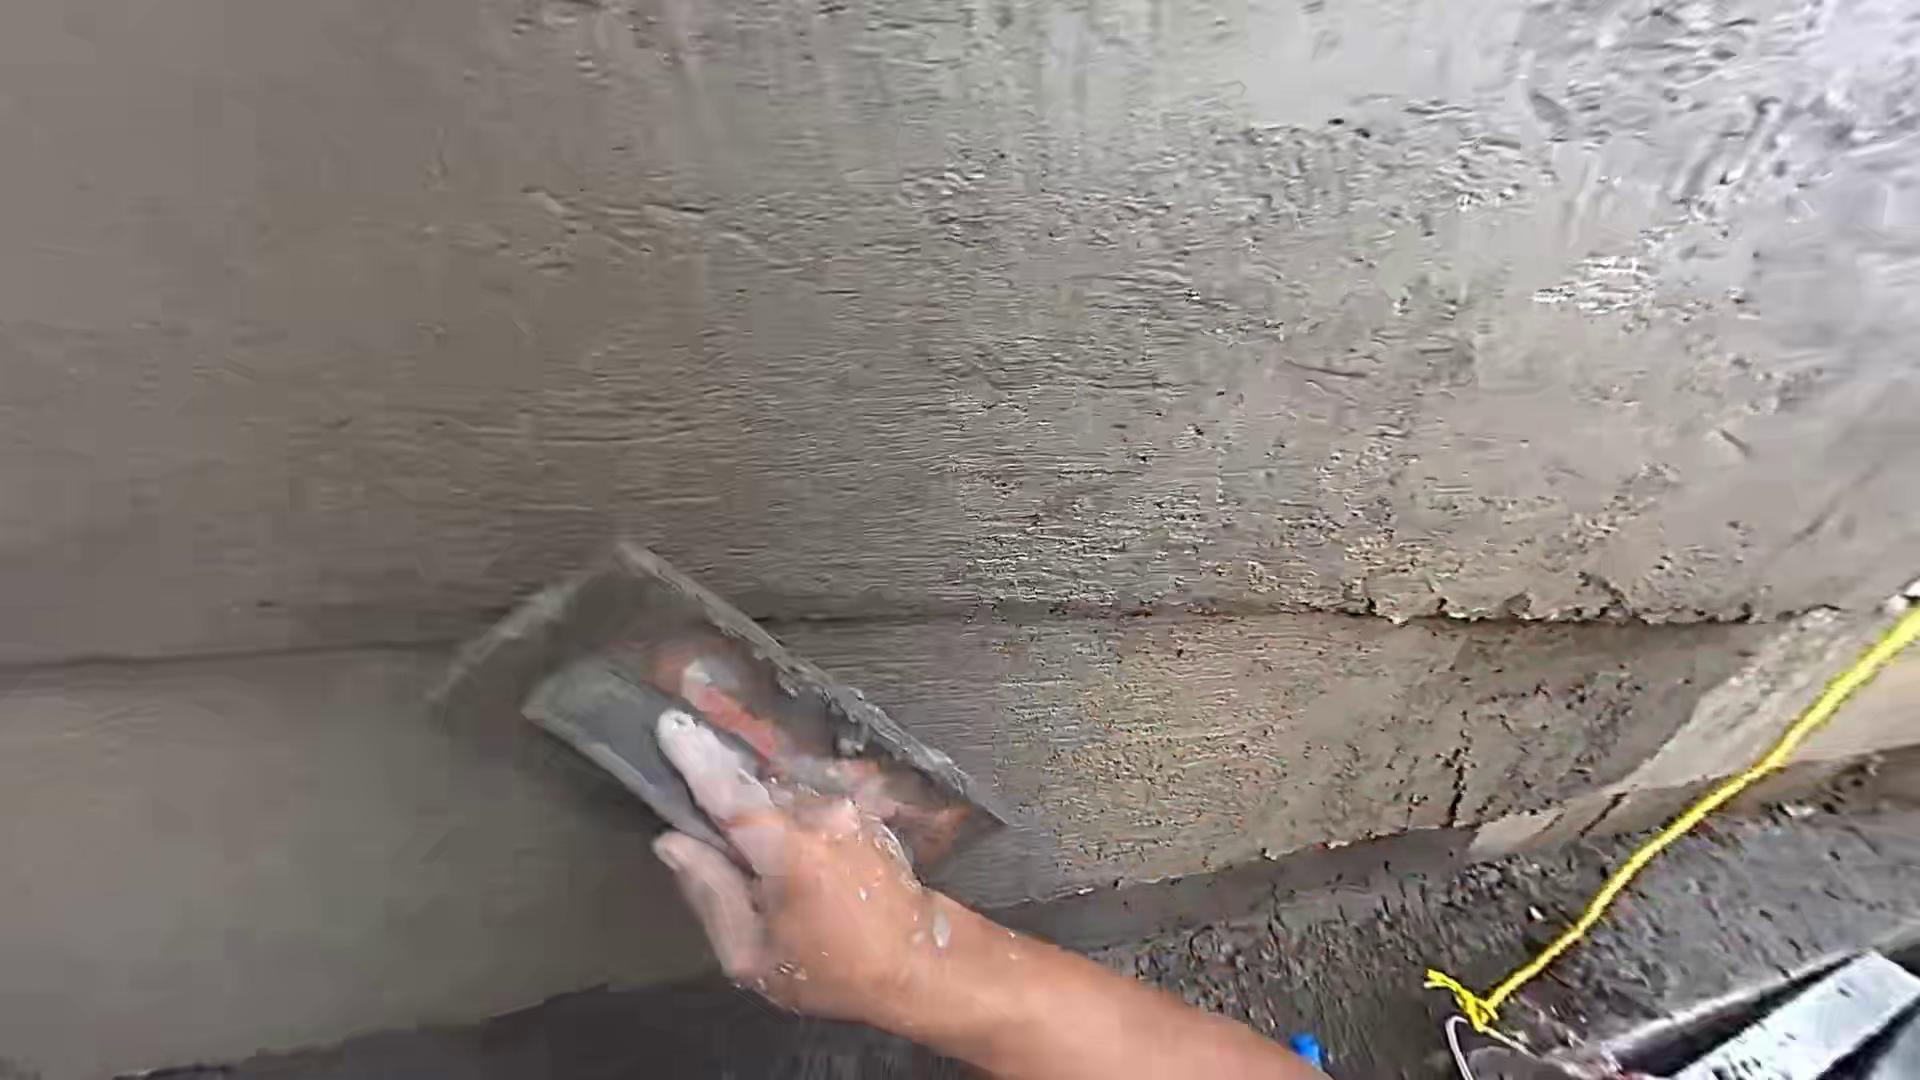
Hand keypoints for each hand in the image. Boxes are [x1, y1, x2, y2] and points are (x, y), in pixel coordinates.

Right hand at [650, 710, 954, 1026]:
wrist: (912, 958)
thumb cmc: (830, 969)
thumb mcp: (752, 954)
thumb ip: (711, 891)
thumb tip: (674, 842)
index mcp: (792, 850)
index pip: (732, 793)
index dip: (697, 758)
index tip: (672, 726)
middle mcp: (823, 813)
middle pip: (756, 794)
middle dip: (728, 808)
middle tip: (720, 847)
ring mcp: (846, 808)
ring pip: (783, 800)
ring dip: (762, 822)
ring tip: (769, 875)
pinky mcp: (860, 810)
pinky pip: (809, 806)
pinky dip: (789, 824)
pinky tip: (800, 867)